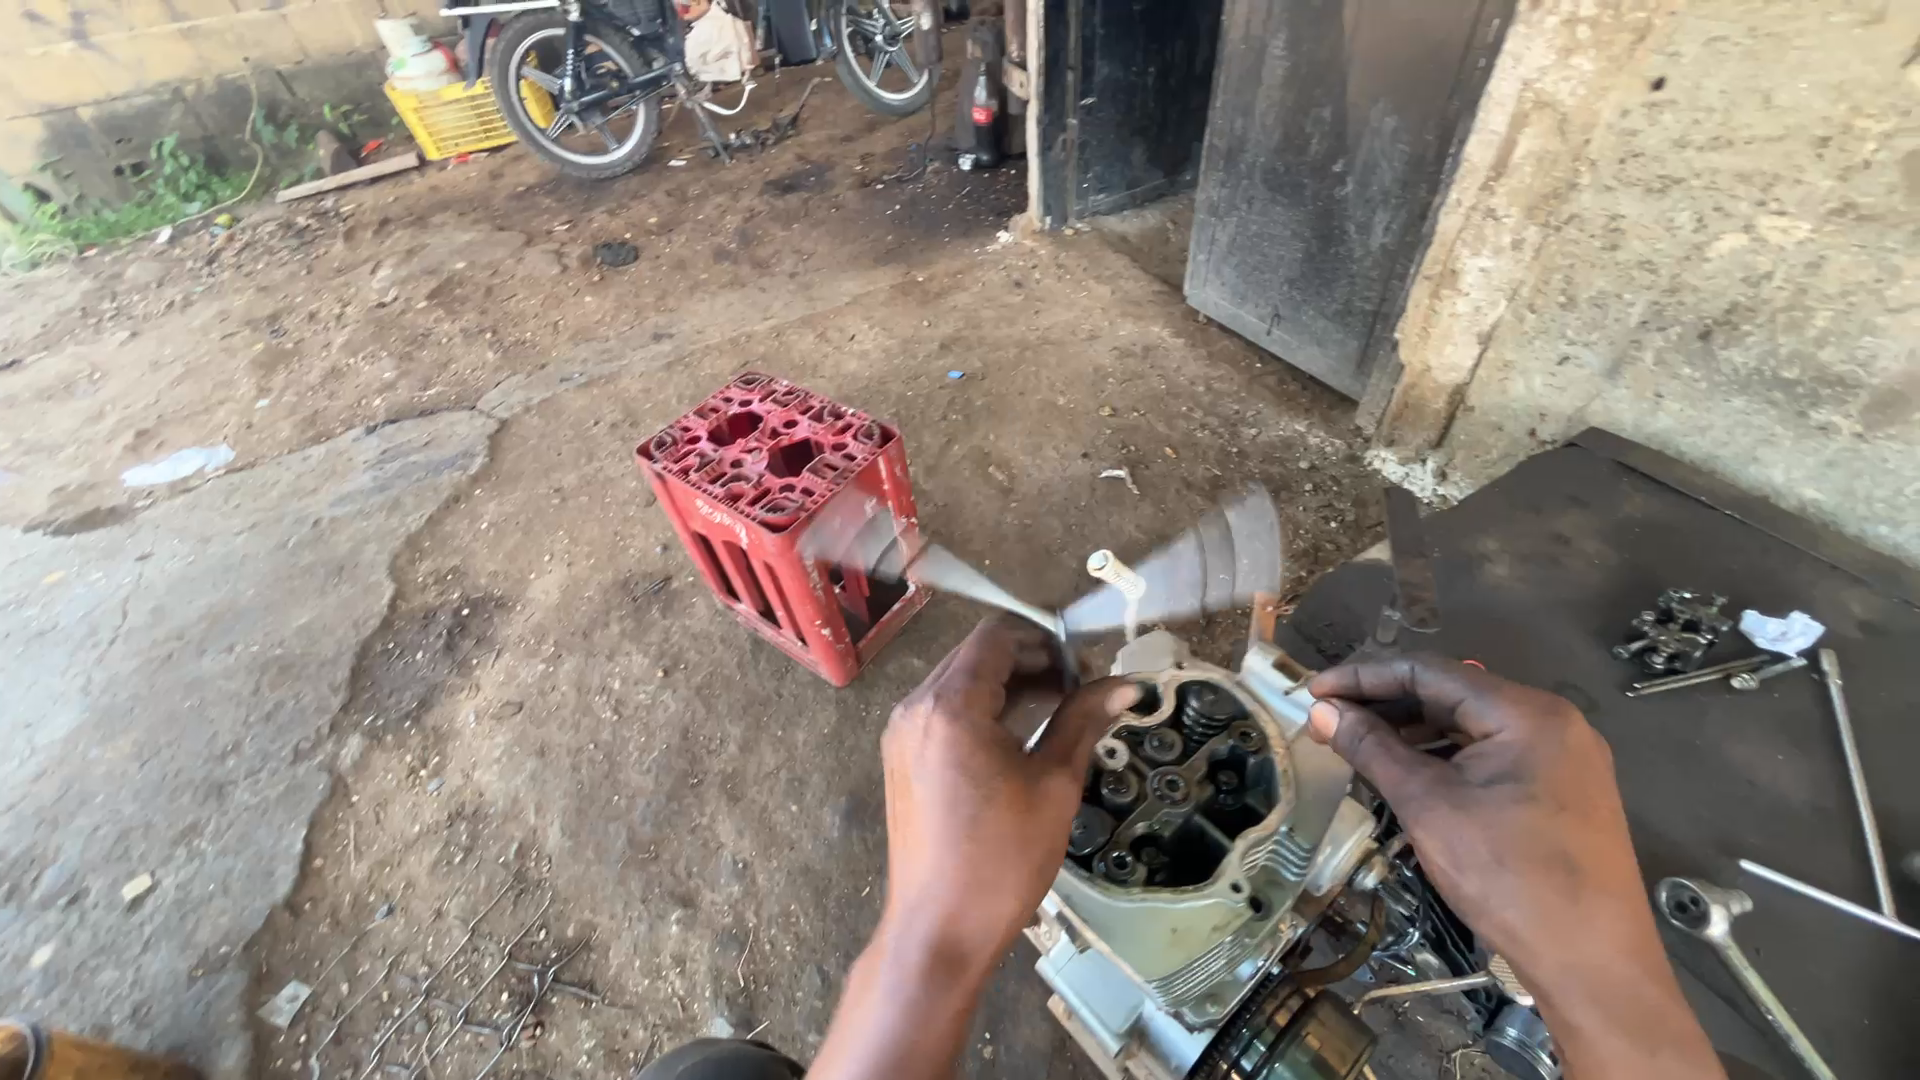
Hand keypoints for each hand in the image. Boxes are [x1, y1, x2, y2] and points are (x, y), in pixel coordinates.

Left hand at [812, 618, 1139, 1079]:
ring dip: (1006, 683)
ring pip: (959, 680)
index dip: (1044, 642)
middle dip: (1028, 660)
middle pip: (975, 654)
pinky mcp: (901, 755)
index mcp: (951, 705)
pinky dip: (981, 708)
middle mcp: (916, 705)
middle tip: (1076, 689)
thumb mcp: (1054, 784)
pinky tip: (1017, 734)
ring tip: (1056, 710)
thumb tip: (1126, 685)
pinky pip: (943, 709)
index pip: (996, 636)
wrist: (939, 930)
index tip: (1081, 669)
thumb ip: (1084, 720)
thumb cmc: (1002, 858)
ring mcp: (902, 731)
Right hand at [1306, 655, 1642, 979]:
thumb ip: (1370, 746)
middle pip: (1449, 692)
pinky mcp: (1559, 786)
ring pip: (1466, 722)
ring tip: (1356, 741)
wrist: (1594, 968)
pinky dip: (1440, 752)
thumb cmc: (1507, 875)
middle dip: (1383, 702)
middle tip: (1329, 716)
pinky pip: (1487, 750)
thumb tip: (1320, 711)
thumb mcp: (1425, 803)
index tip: (1314, 690)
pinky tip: (1403, 767)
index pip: (1427, 671)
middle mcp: (1550, 721)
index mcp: (1526, 713)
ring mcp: (1560, 755)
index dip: (1362, 677)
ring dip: (1408, 727)